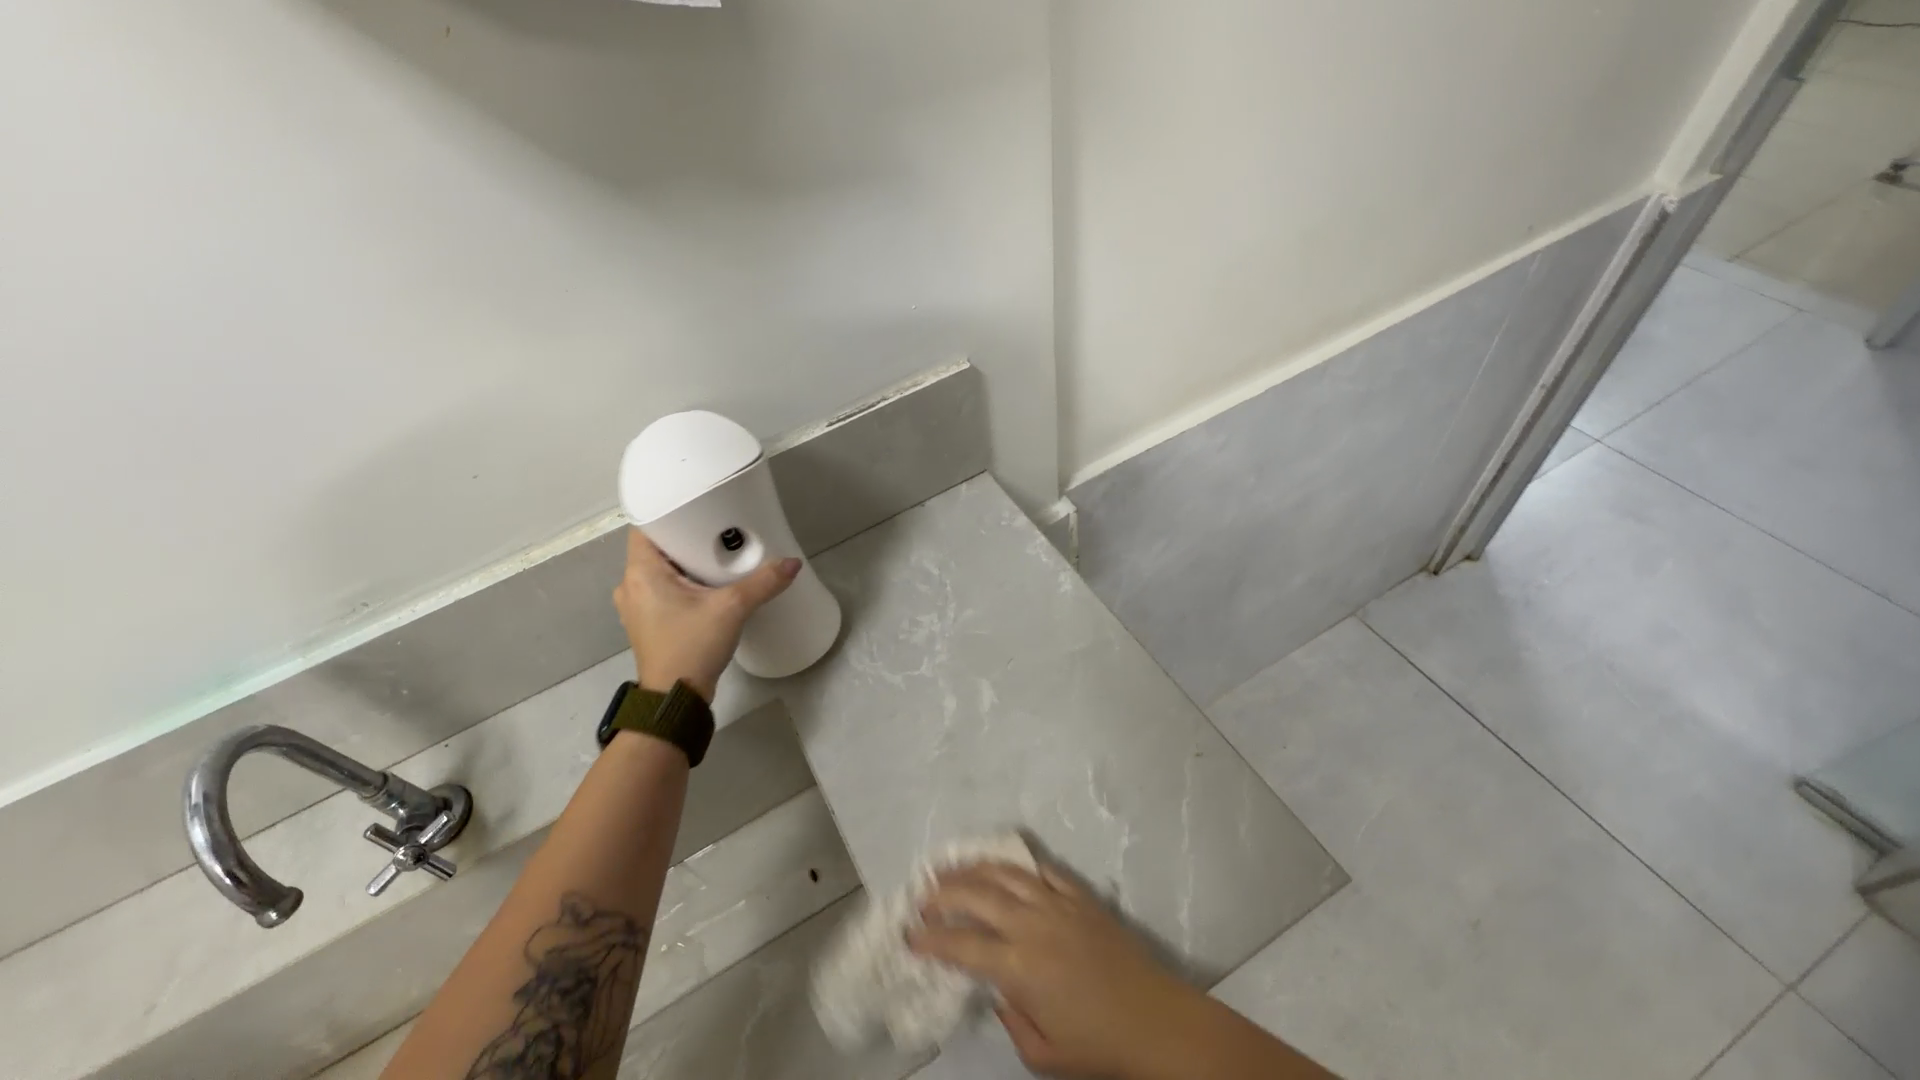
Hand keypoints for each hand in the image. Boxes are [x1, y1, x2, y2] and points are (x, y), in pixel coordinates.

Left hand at [611, 528, 799, 700]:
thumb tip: (793, 563)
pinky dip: (682, 584)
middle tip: (719, 533)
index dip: (671, 515)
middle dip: (687, 540)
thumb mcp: (732, 609)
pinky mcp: (648, 623)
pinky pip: (662, 590)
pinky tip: (707, 587)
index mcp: (640, 572)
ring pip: (660, 571)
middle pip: (657, 548)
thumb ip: (763, 583)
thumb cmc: (692, 646)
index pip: (647, 527)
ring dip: (685, 564)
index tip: (700, 511)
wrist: (675, 699)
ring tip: (717, 558)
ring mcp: (636, 607)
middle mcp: (631, 585)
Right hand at [908, 863, 1199, 1079]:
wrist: (1159, 1023)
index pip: (961, 944)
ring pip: (1007, 873)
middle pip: (976, 896)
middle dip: (943, 893)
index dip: (930, 938)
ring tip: (951, 868)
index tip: (909, 936)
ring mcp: (1060, 905)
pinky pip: (1045, 871)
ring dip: (973, 869)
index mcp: (1018, 967)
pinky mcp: (1083, 899)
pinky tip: (1006, 866)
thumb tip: (997, 990)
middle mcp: (1033, 926)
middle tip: (923, 898)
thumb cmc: (1099, 1047)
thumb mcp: (1042, 1054)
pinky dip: (1020, 865)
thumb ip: (1010, 1020)